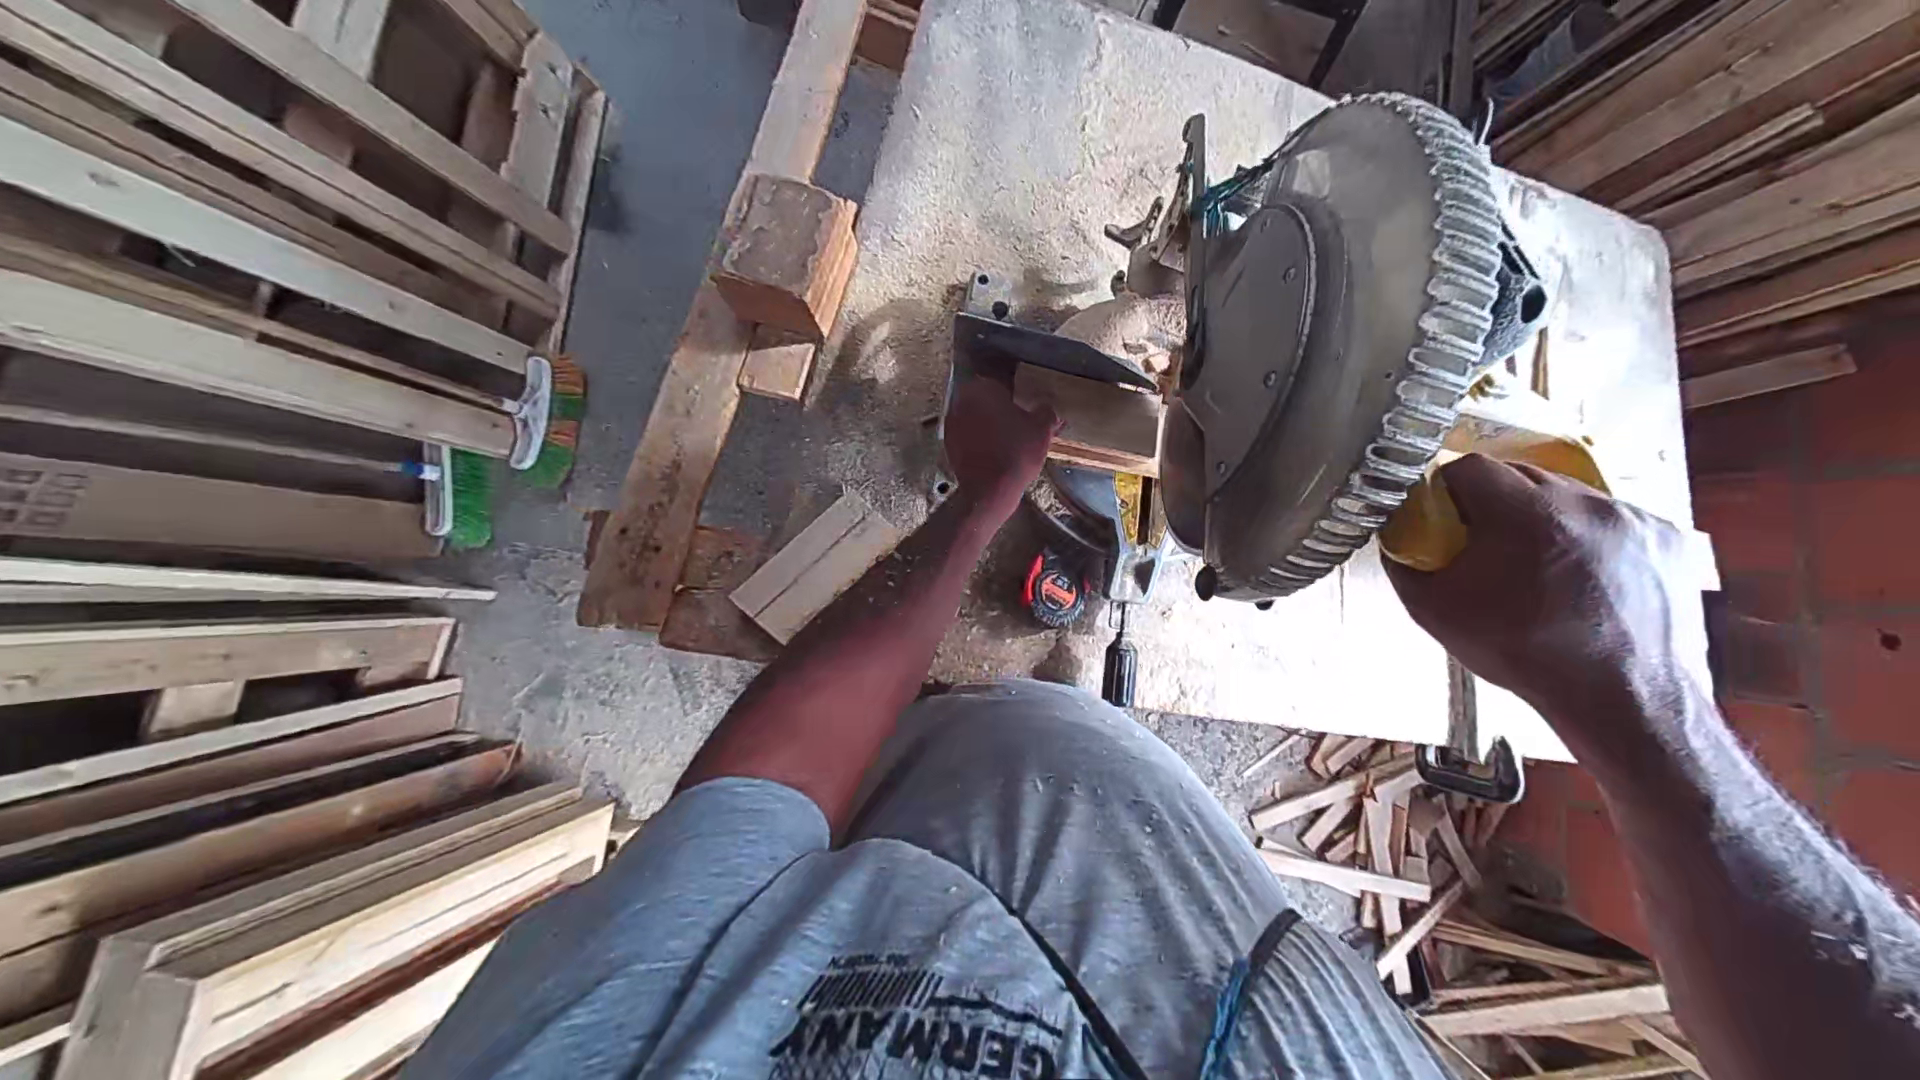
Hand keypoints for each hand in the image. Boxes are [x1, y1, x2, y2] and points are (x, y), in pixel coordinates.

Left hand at [943, 377, 1057, 515]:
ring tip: (1008, 438)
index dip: (1014, 394)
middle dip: (999, 408)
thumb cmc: (1016, 453)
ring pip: (975, 417)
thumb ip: (1045, 411)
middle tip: (1017, 421)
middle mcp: (960, 402)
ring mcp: (951, 425)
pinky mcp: (948, 445)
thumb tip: (1046, 407)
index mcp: (981, 389)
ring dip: (988, 424)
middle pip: (984, 399)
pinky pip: (968, 435)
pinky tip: (994, 450)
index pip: (999, 382)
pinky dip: (979, 439)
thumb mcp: (1041, 428)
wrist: (990, 491)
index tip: (1023, 405)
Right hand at [1385, 454, 1699, 735]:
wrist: (1620, 697)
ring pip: (1567, 494)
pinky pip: (1609, 518)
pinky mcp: (1669, 537)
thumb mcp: (1432, 610)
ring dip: (1541, 515)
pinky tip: (1579, 573)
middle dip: (1493, 499)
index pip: (1470, 466)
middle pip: (1520, 473)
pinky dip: (1586, 535)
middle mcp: (1584, 503)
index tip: (1442, 516)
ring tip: (1534, 561)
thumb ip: (1404, 563)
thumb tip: (1397, 538)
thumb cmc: (1518, 650)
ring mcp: (1633, 518)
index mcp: (1524, 514)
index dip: (1446, 487)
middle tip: (1481, 539)